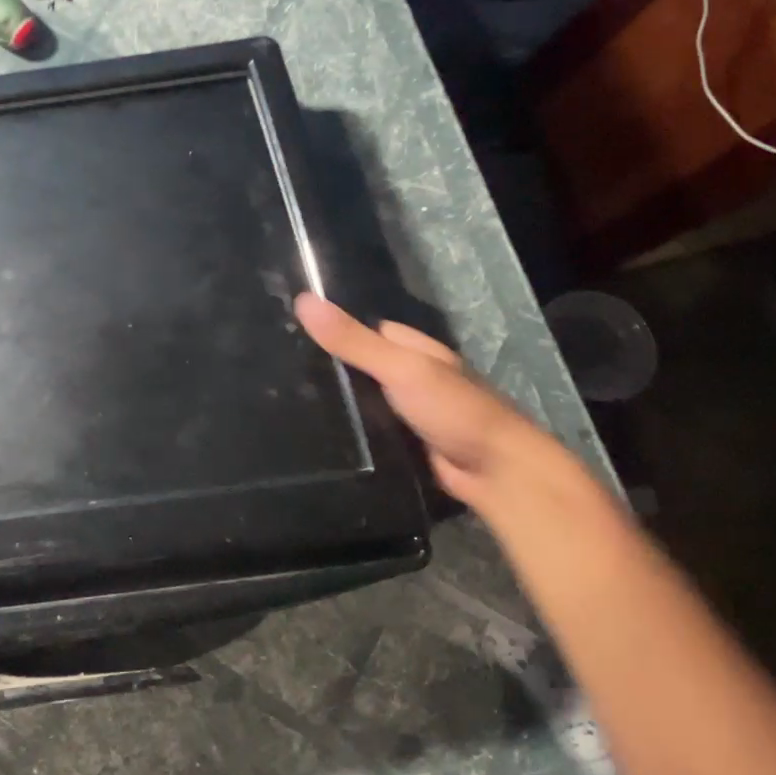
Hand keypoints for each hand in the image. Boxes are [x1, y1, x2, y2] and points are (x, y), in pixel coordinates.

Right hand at [294, 293, 559, 511]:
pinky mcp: (404, 443)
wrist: (497, 474)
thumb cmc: (454, 411)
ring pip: (362, 401)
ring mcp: (409, 412)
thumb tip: (304, 300)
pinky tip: (316, 436)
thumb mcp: (400, 369)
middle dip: (329, 370)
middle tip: (278, 373)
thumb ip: (354, 341)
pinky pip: (368, 431)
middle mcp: (413, 376)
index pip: (366, 330)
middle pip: (362, 366)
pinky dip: (348, 433)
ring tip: (285, 404)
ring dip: (336, 404)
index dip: (332, 328)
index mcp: (417, 349)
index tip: (288, 332)